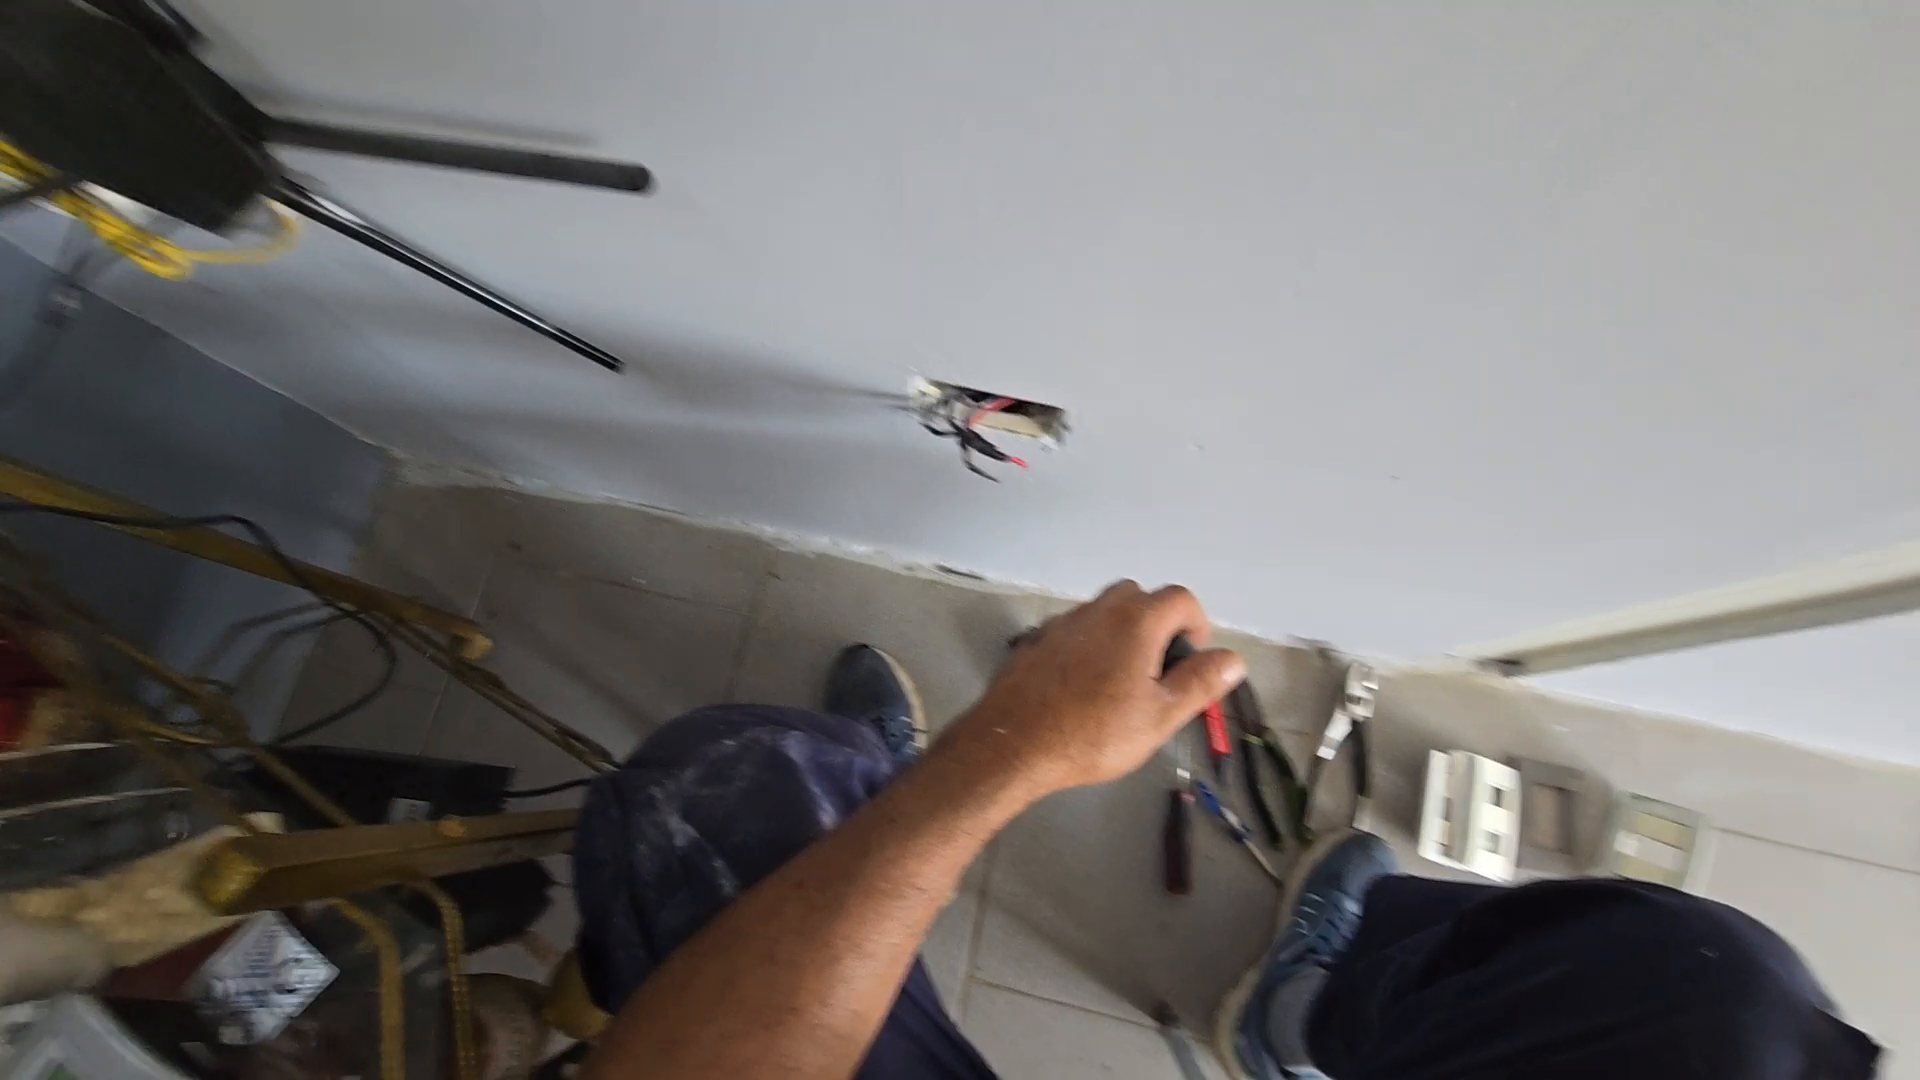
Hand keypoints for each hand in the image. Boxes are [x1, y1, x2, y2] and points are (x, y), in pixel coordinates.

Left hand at [935, 581, 1246, 800]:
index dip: (1196, 623)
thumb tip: (1234, 658)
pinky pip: (1074, 630)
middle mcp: (1098, 610)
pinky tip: (1082, 684)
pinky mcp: (1035, 640)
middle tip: (1157, 668)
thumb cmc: (1096, 732)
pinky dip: (1088, 644)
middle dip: (1157, 622)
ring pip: (1102, 611)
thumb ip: (1199, 682)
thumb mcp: (1160, 716)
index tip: (1192, 659)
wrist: (1015, 744)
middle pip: (1138, 596)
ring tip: (1121, 679)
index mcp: (1135, 621)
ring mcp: (1062, 622)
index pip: (1180, 597)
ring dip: (1121, 631)